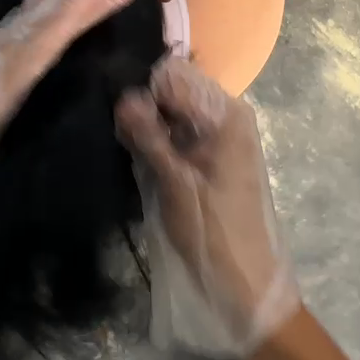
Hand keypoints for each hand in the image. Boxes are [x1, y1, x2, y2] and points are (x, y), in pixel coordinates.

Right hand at [116, 57, 298, 355]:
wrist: (247, 284)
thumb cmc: (215, 230)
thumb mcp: (175, 182)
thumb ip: (149, 136)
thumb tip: (122, 95)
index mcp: (226, 113)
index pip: (174, 75)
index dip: (142, 84)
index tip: (112, 98)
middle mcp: (225, 114)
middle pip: (174, 89)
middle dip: (143, 100)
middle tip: (114, 121)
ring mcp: (218, 134)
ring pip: (171, 109)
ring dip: (147, 120)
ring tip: (122, 136)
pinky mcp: (208, 154)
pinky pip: (176, 129)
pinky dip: (156, 135)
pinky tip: (136, 148)